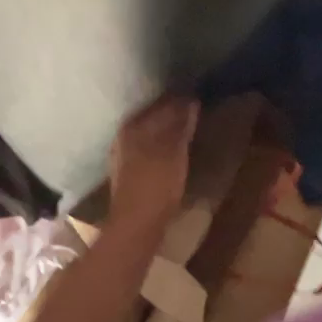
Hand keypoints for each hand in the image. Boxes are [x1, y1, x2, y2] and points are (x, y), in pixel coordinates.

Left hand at [107, 95, 198, 232]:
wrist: (135, 225)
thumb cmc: (156, 185)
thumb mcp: (173, 152)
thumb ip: (180, 125)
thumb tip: (189, 101)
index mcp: (133, 126)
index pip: (159, 104)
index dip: (179, 99)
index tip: (197, 95)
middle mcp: (124, 136)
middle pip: (152, 118)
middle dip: (172, 113)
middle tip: (196, 110)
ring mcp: (123, 155)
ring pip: (149, 133)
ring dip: (167, 130)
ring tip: (188, 128)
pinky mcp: (128, 172)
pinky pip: (148, 148)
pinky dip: (161, 145)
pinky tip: (173, 150)